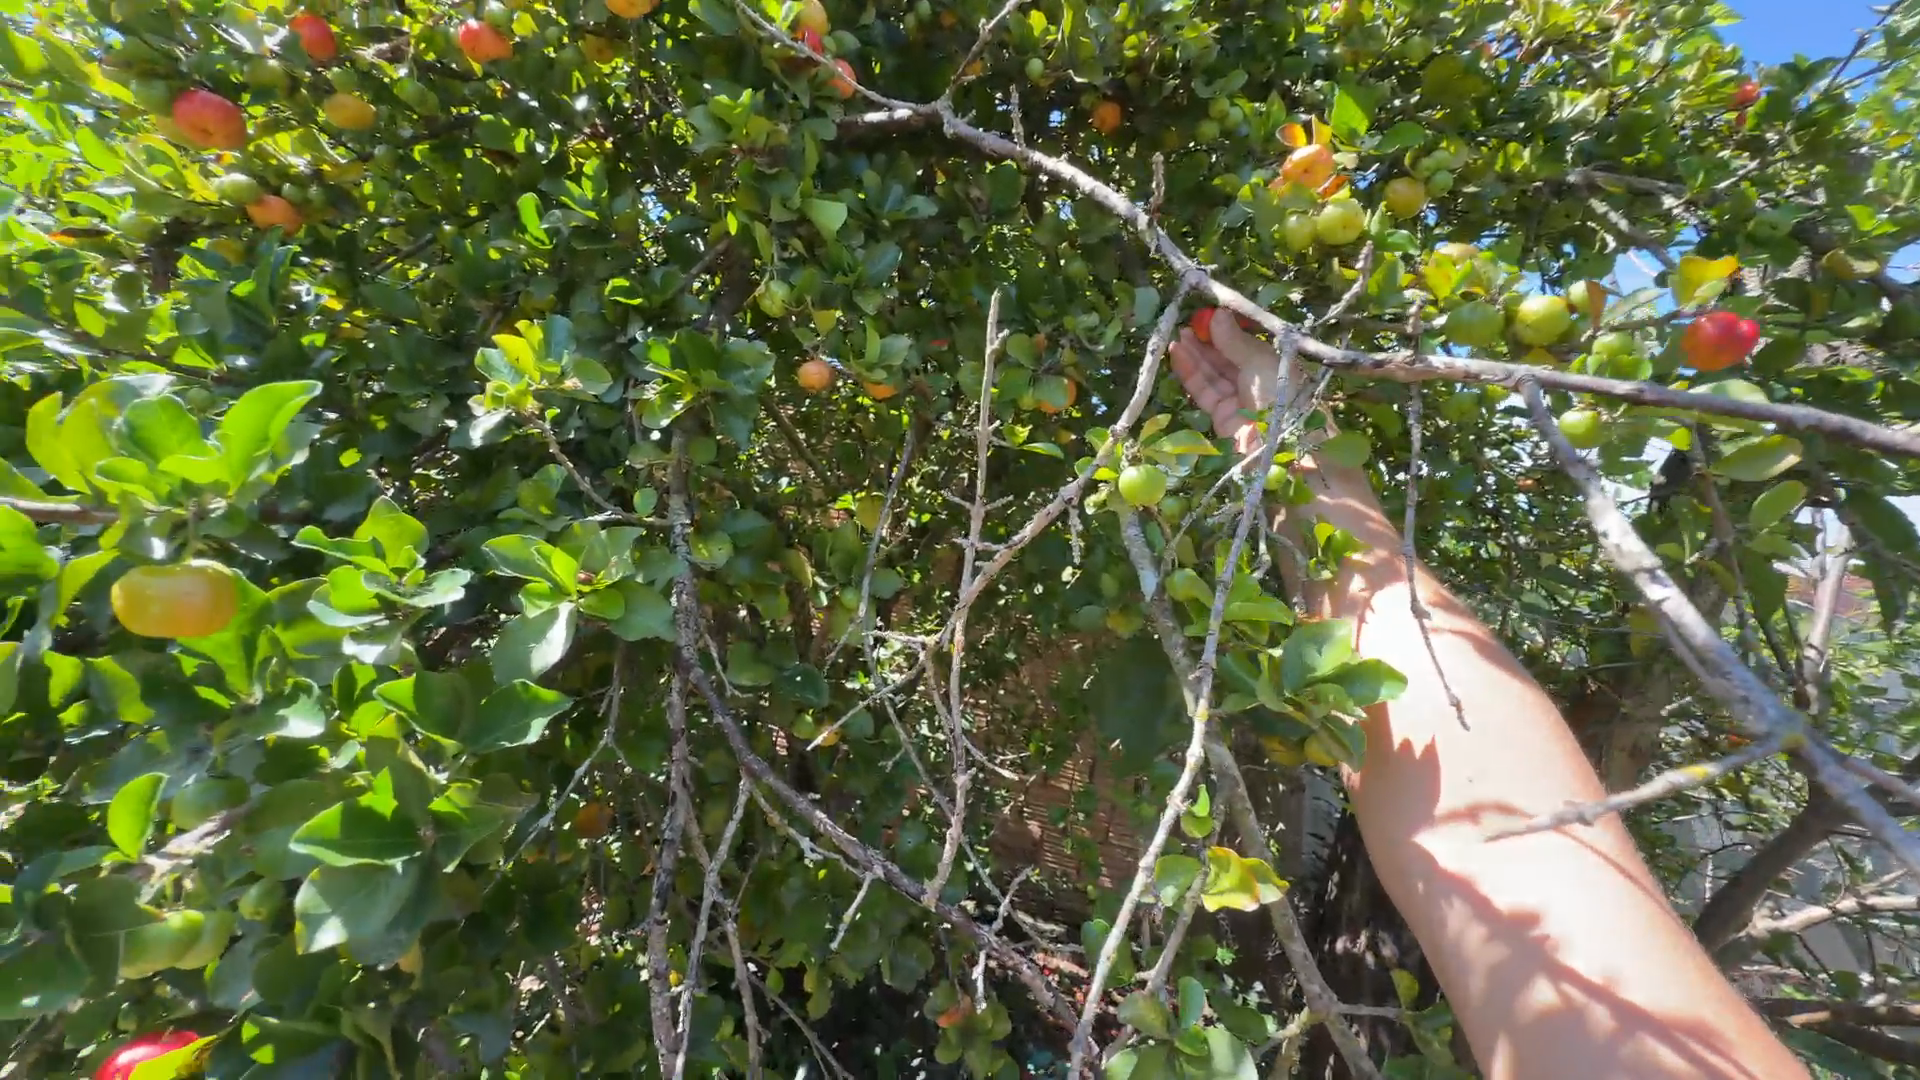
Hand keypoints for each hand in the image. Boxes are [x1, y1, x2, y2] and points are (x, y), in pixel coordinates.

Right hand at [1167, 311, 1299, 455]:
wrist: (1275, 442)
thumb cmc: (1276, 393)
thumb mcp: (1258, 361)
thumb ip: (1234, 340)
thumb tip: (1217, 314)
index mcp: (1270, 365)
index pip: (1241, 345)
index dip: (1222, 332)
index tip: (1203, 318)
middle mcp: (1253, 381)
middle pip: (1224, 359)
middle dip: (1203, 343)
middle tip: (1184, 326)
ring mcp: (1236, 399)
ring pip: (1211, 374)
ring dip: (1193, 356)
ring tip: (1176, 338)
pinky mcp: (1220, 415)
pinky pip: (1203, 390)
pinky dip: (1190, 373)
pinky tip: (1178, 355)